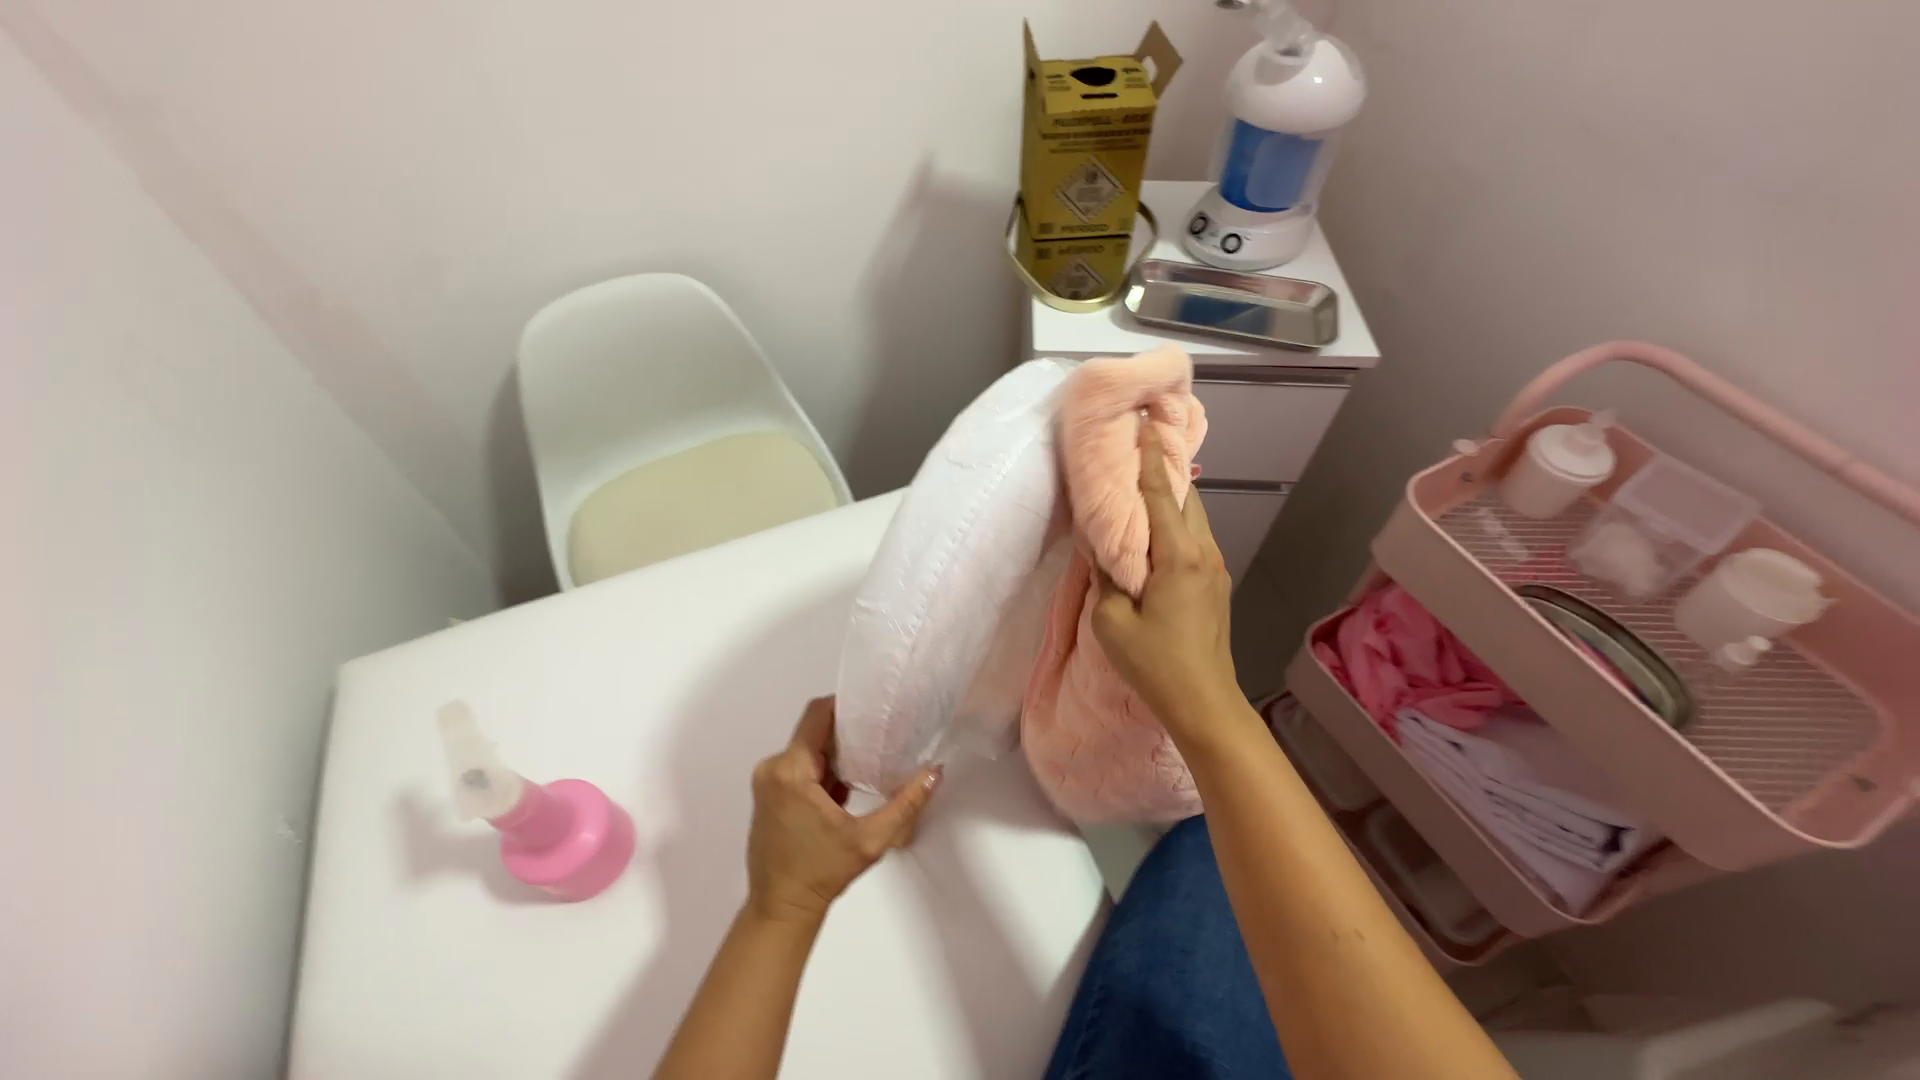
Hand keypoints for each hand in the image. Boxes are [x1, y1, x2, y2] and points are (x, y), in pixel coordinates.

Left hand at [745, 697, 941, 926]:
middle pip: (813, 731)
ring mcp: (766, 782)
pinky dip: (822, 771)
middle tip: (882, 735)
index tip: (874, 709)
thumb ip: (906, 803)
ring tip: (871, 759)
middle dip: (847, 732)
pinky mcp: (768, 795)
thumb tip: (935, 771)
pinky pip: (798, 767)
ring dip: (835, 754)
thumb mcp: (871, 839)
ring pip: (806, 750)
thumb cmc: (822, 873)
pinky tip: (848, 786)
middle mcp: (772, 768)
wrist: (781, 909)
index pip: (817, 714)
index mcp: (790, 771)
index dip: (846, 705)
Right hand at [1092, 430, 1249, 744]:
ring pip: (1195, 518)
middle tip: (1138, 453)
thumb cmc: (1155, 663)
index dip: (1150, 458)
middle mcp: (1204, 553)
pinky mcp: (1216, 585)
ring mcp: (1216, 568)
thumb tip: (1102, 549)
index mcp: (1178, 556)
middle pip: (1187, 498)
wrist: (1205, 702)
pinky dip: (1177, 524)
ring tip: (1143, 488)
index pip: (1162, 494)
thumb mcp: (1112, 622)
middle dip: (1164, 472)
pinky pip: (1195, 539)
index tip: (1145, 425)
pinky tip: (1157, 532)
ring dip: (1172, 500)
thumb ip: (1106, 577)